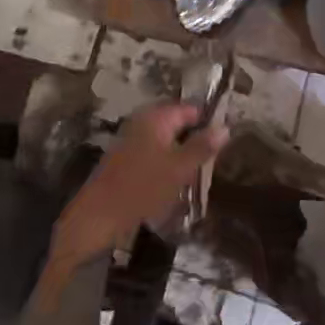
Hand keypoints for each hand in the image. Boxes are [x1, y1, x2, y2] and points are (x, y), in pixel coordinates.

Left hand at [51, 103, 228, 265]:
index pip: (190, 109)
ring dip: (183, 156)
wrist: (98, 216)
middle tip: (215, 159)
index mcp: (155, 117)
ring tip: (200, 174)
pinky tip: (177, 183)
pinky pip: (156, 155)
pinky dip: (169, 165)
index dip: (209, 121)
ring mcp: (132, 141)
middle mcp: (143, 123)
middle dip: (196, 139)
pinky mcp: (127, 160)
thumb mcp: (179, 168)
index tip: (226, 140)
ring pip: (167, 142)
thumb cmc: (141, 188)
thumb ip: (202, 147)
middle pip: (178, 125)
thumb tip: (225, 127)